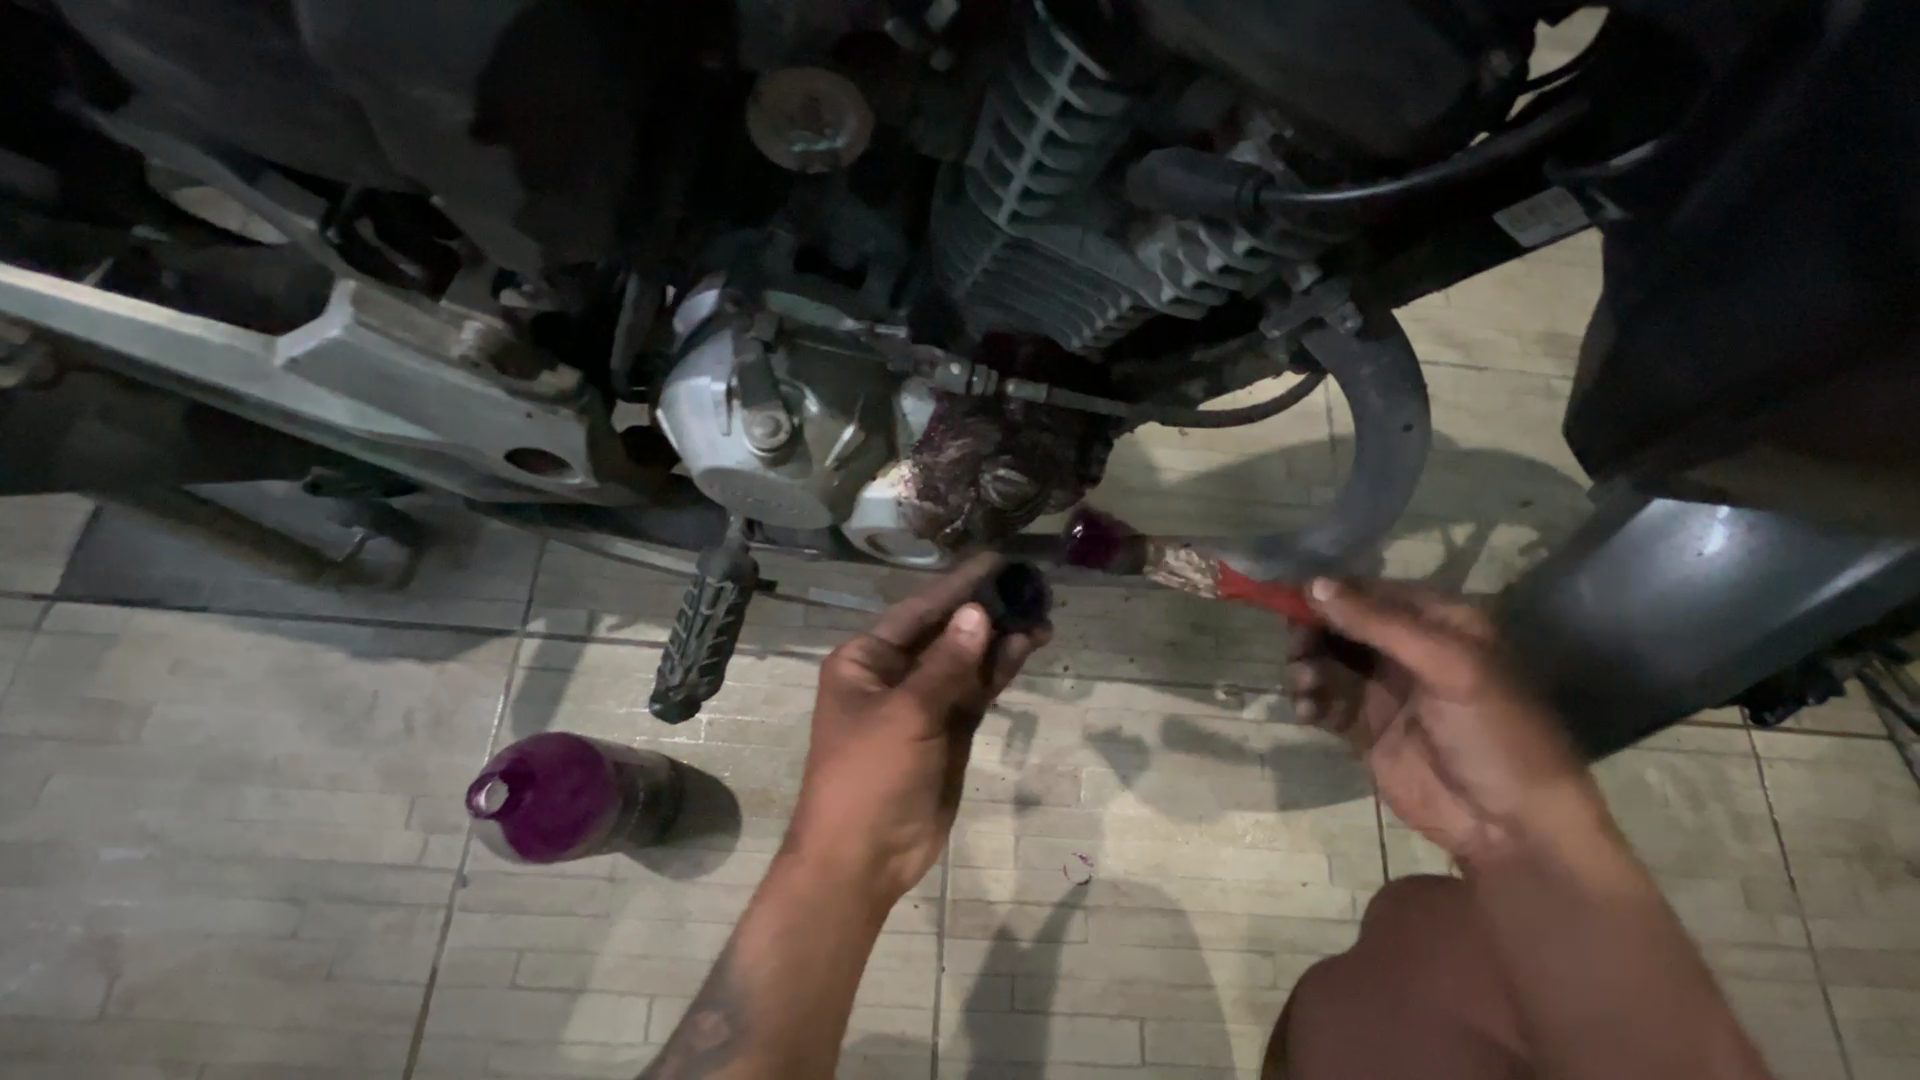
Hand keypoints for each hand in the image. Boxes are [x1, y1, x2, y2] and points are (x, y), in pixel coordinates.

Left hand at [786, 554, 1050, 905]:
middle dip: (986, 611)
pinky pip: (976, 691)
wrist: (864, 858)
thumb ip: (946, 665)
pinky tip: (1027, 648)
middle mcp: (893, 674)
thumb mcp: (905, 714)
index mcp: (865, 661)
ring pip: (966, 661)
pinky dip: (999, 671)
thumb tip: (978, 613)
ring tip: (1042, 616)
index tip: (997, 561)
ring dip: (1000, 640)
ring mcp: (923, 704)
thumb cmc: (868, 777)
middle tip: (1032, 588)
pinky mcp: (948, 731)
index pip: (918, 611)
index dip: (957, 586)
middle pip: (946, 632)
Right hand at [1288, 579, 1607, 868]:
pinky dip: (1308, 701)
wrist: (1510, 826)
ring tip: (1305, 685)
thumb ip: (1379, 624)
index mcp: (1438, 624)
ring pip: (1325, 661)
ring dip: (1306, 667)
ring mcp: (1384, 690)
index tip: (1289, 601)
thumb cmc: (1494, 732)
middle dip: (1312, 633)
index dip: (1329, 594)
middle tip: (1297, 650)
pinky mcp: (1364, 728)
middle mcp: (1407, 650)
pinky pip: (1323, 701)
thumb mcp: (1448, 666)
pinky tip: (1307, 712)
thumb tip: (1313, 584)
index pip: (1370, 592)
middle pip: (1340, 625)